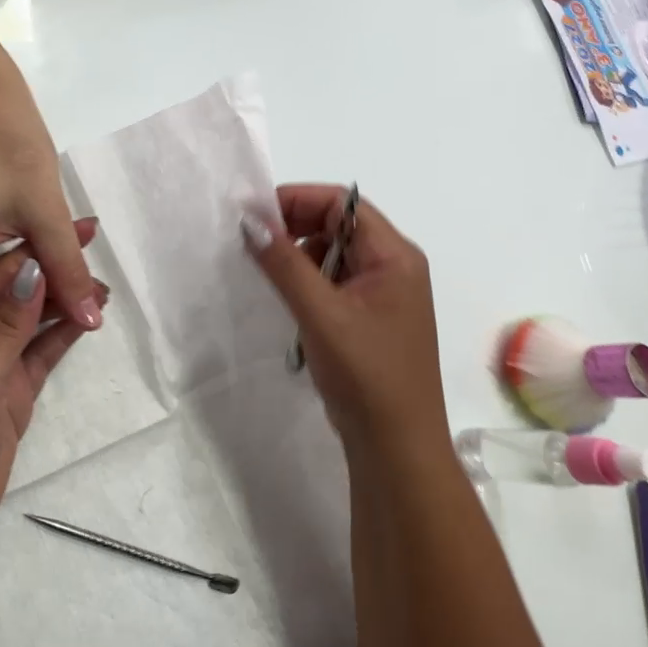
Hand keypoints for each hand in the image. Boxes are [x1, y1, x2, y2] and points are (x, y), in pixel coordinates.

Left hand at [0, 250, 101, 561]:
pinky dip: (60, 336)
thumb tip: (31, 271)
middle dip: (54, 268)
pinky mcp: (9, 392)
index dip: (37, 250)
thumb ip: (3, 327)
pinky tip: (87, 320)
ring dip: (62, 302)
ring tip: (103, 285)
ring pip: (30, 321)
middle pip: (16, 293)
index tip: (77, 228)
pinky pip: (38, 354)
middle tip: (98, 245)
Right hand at [242, 185, 448, 458]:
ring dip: (299, 255)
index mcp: (395, 256)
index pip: (343, 203)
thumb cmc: (365, 373)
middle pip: (339, 224)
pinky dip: (308, 281)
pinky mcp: (371, 319)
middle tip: (252, 243)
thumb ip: (284, 263)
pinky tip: (286, 299)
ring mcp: (385, 294)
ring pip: (334, 253)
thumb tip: (250, 220)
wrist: (397, 446)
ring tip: (267, 275)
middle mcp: (395, 267)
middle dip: (294, 226)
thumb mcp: (320, 313)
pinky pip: (336, 282)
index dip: (297, 200)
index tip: (253, 214)